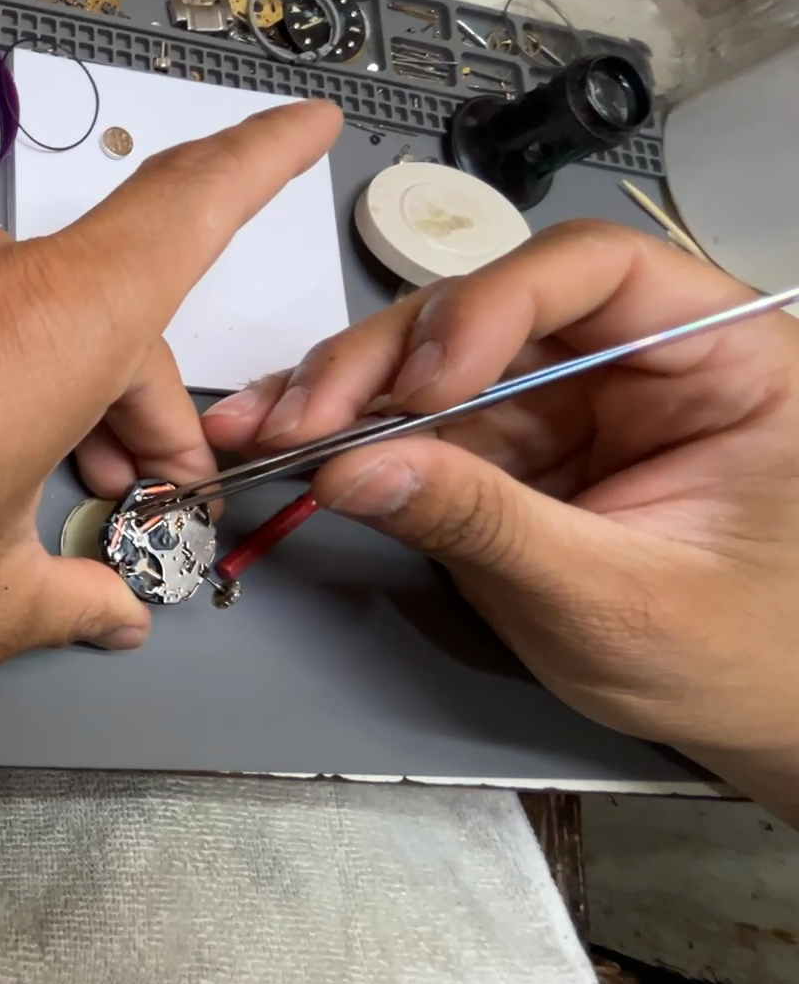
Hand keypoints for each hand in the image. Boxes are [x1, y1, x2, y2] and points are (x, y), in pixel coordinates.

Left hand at [0, 101, 341, 676]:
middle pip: (107, 314)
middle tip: (128, 504)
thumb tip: (107, 614)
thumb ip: (67, 602)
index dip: (258, 162)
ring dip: (56, 402)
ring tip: (34, 501)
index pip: (187, 206)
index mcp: (49, 324)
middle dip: (135, 411)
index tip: (303, 128)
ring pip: (27, 322)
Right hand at [200, 222, 798, 805]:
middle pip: (460, 314)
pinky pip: (374, 416)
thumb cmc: (733, 654)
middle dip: (366, 366)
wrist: (730, 708)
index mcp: (710, 364)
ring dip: (316, 392)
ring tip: (250, 430)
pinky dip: (312, 427)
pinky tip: (258, 436)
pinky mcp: (462, 443)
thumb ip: (483, 523)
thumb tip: (349, 473)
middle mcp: (601, 361)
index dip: (487, 310)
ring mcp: (522, 402)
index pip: (590, 275)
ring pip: (398, 359)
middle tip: (294, 426)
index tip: (420, 390)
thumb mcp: (611, 595)